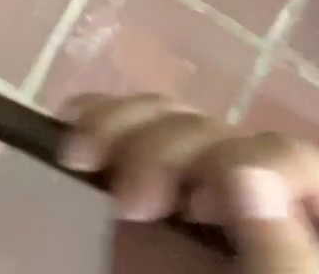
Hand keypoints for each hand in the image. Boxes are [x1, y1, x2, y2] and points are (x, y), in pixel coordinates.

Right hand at [61, 93, 318, 272]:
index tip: (197, 209)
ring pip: (159, 114)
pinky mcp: (138, 172)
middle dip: (156, 154)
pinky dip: (88, 116)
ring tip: (84, 167)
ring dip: (112, 129)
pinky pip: (117, 116)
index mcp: (312, 216)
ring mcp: (194, 179)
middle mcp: (259, 189)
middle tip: (131, 210)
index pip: (288, 155)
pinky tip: (71, 146)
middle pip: (210, 130)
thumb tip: (243, 170)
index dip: (238, 161)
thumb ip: (280, 252)